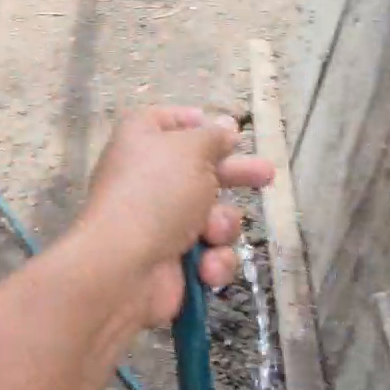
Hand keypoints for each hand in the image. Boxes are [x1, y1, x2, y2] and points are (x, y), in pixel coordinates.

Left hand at [73, 106, 275, 325]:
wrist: (124, 268)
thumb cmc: (155, 194)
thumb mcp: (190, 151)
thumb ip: (213, 137)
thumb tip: (225, 125)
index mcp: (141, 139)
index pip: (169, 121)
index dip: (197, 123)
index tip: (227, 130)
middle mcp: (149, 177)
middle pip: (202, 169)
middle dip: (235, 174)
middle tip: (266, 174)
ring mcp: (160, 220)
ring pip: (214, 216)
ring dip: (221, 225)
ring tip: (211, 232)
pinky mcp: (173, 259)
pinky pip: (210, 253)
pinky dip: (212, 260)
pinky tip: (205, 267)